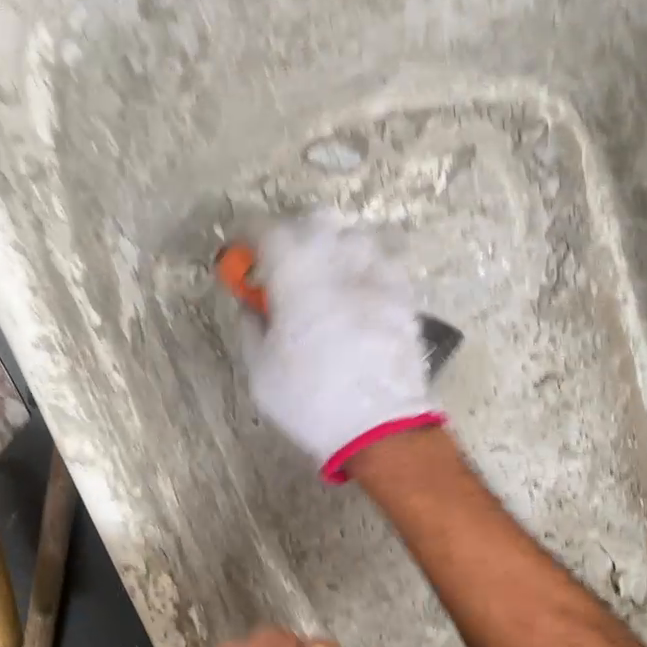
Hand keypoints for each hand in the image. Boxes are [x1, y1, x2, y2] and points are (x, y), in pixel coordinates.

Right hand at [241, 213, 443, 481]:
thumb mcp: (259, 369)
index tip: (241, 253)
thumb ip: (251, 326)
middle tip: (281, 264)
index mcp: (296, 273)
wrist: (379, 425)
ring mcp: (378, 275)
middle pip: (316, 221)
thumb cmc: (308, 399)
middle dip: (294, 234)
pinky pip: (382, 264)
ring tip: (324, 276)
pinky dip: (364, 270)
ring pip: (354, 237)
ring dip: (333, 247)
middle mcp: (339, 261)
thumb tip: (250, 305)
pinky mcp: (404, 295)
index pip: (268, 230)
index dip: (249, 236)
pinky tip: (357, 295)